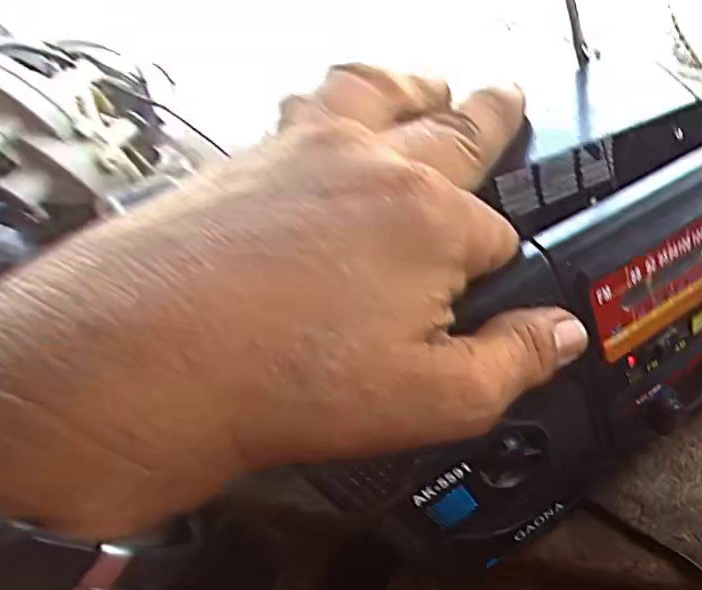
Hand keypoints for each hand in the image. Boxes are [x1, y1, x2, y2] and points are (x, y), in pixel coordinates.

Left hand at [0, 65, 586, 539]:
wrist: (140, 367)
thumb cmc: (293, 382)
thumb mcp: (449, 396)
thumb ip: (520, 360)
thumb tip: (562, 333)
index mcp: (432, 222)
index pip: (508, 238)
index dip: (516, 274)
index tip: (515, 296)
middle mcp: (370, 168)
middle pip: (454, 130)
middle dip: (491, 117)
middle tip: (508, 98)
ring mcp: (299, 153)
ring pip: (372, 91)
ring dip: (412, 84)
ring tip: (433, 81)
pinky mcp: (242, 160)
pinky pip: (302, 103)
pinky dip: (334, 98)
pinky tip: (338, 113)